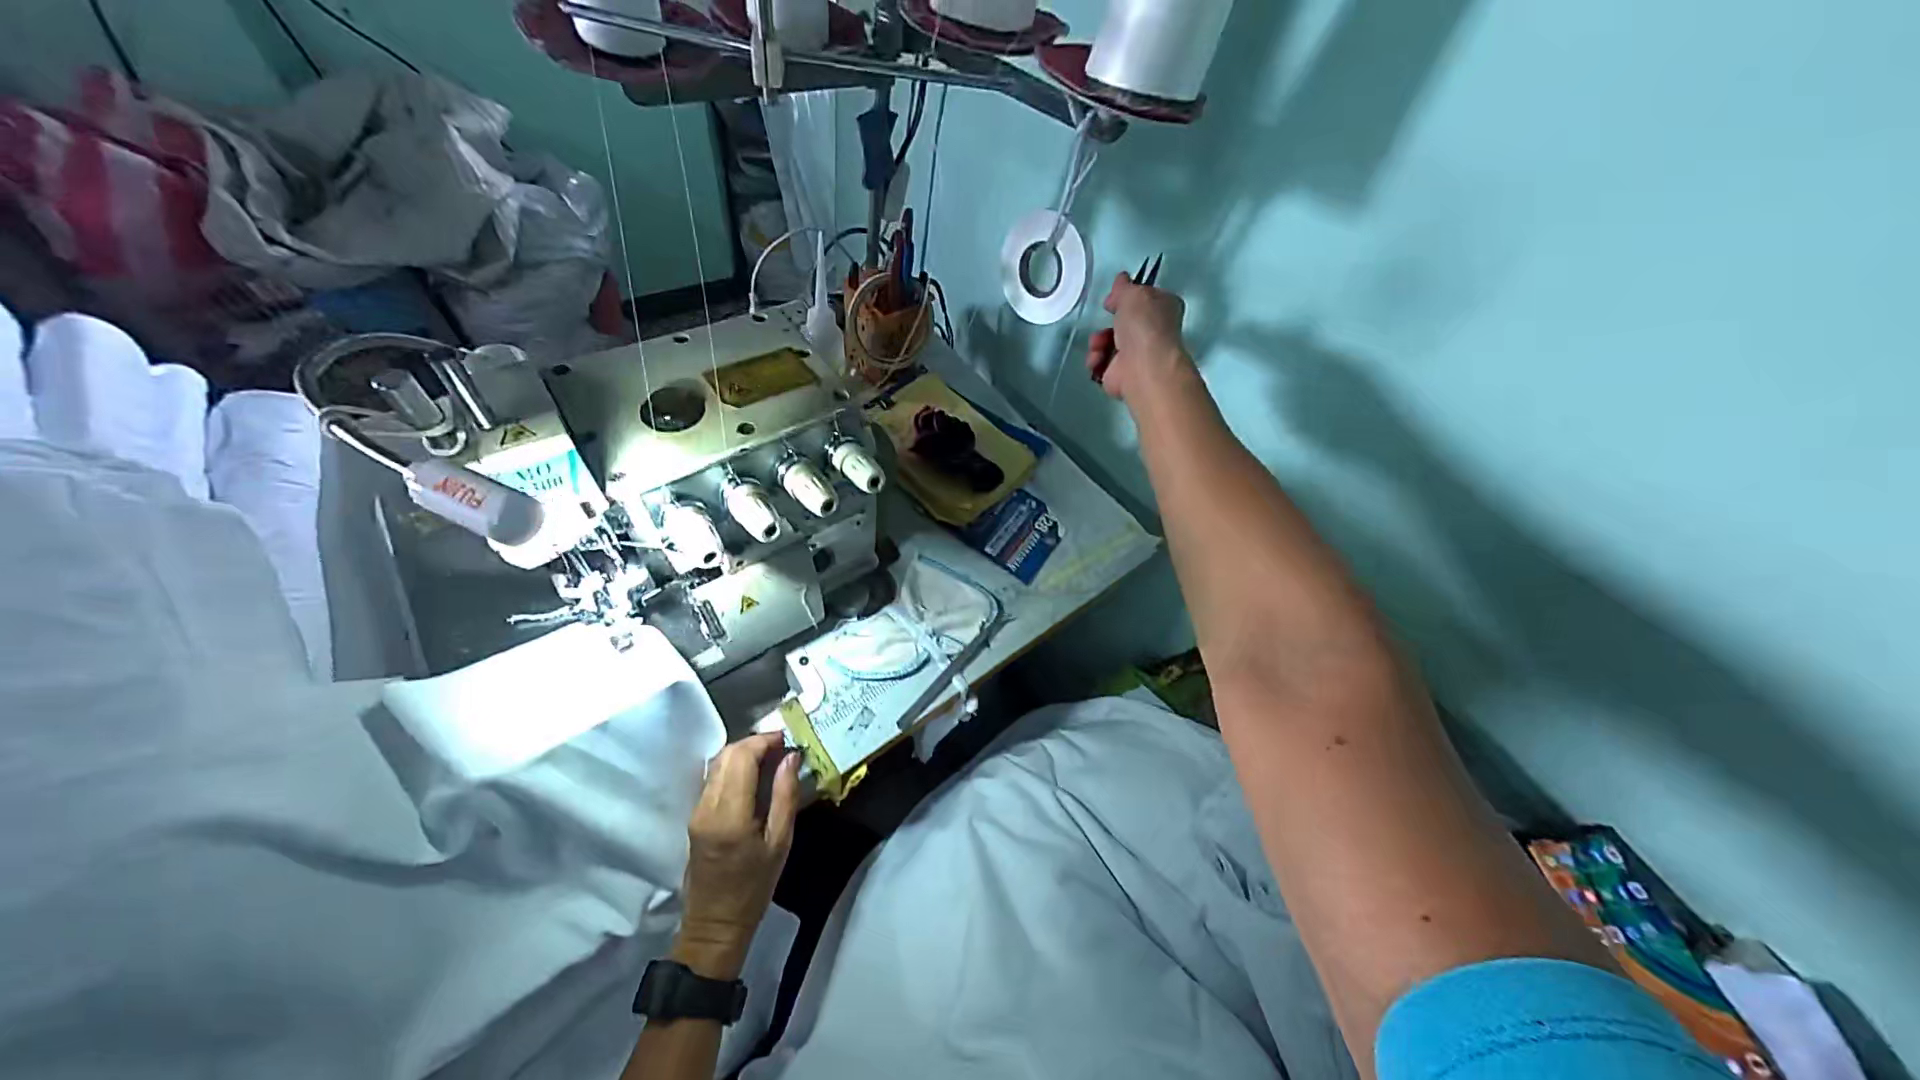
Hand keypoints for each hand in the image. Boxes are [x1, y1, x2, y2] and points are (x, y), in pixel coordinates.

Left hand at [674, 733, 799, 978]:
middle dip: (755, 743)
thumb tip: (791, 757)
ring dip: (744, 753)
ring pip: (718, 763)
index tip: (788, 741)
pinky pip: (714, 778)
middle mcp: (707, 806)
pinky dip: (734, 767)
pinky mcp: (695, 816)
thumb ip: (785, 795)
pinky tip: (754, 776)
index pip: (741, 756)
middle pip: (727, 754)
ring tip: (772, 760)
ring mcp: (697, 810)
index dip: (765, 741)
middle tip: (782, 749)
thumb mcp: (780, 842)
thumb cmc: (754, 887)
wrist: (715, 924)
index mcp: (730, 814)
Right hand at [1086, 273, 1194, 401]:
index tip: (1116, 295)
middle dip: (1109, 320)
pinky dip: (1096, 360)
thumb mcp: (1133, 294)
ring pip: (1108, 342)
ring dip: (1098, 341)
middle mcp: (1152, 332)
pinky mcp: (1121, 374)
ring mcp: (1137, 355)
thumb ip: (1124, 287)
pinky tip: (1098, 359)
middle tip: (1106, 317)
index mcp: (1163, 308)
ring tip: (1099, 344)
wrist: (1142, 367)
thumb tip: (1121, 281)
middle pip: (1123, 321)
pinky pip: (1101, 362)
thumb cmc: (1144, 326)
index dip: (1129, 295)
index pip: (1146, 298)